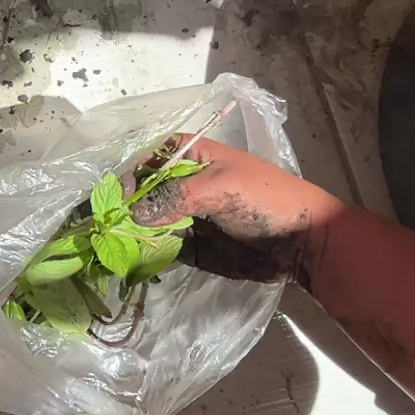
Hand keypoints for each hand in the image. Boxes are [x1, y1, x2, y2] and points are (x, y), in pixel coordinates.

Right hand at [130, 137, 337, 287]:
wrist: (305, 242)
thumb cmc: (265, 199)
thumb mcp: (219, 188)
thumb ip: (175, 196)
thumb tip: (134, 212)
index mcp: (190, 155)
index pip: (148, 157)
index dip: (130, 173)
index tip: (117, 196)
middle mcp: (181, 183)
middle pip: (141, 190)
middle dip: (124, 205)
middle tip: (109, 225)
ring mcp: (184, 214)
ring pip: (147, 220)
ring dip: (131, 231)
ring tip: (116, 245)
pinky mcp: (190, 243)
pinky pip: (161, 245)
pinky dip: (147, 251)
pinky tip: (134, 258)